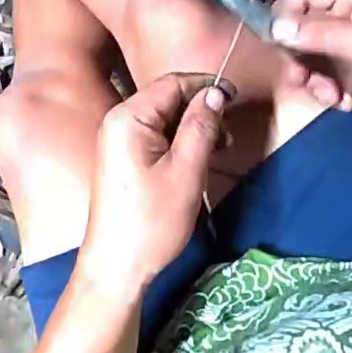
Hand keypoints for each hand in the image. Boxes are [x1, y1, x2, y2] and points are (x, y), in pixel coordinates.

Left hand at [75, 73, 229, 295]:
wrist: (116, 269)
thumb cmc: (152, 220)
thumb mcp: (186, 171)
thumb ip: (201, 126)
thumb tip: (215, 93)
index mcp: (129, 118)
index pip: (172, 83)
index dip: (205, 86)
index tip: (235, 98)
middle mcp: (118, 121)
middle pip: (167, 98)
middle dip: (200, 109)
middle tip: (228, 136)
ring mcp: (118, 141)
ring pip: (164, 118)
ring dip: (193, 127)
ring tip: (218, 150)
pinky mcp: (123, 159)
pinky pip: (156, 136)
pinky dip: (179, 141)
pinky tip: (197, 159)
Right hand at [270, 0, 351, 118]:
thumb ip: (319, 34)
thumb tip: (278, 27)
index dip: (287, 13)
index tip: (273, 40)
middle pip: (309, 26)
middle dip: (302, 55)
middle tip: (299, 79)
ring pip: (319, 53)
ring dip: (318, 77)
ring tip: (329, 96)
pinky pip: (335, 71)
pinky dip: (333, 87)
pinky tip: (344, 102)